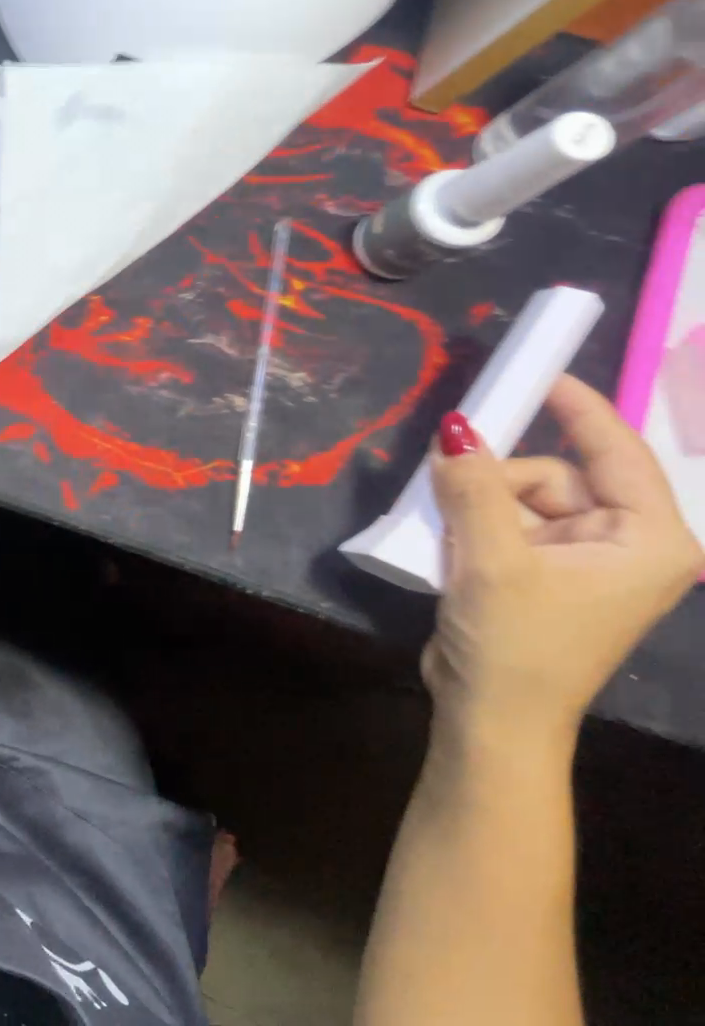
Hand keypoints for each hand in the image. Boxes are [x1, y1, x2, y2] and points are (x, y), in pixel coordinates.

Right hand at [425, 376, 702, 740]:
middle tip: (444, 496)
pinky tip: (446, 545)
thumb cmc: (516, 641)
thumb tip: (456, 427)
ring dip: (474, 508)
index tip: (542, 375)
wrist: (493, 713)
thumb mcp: (492, 562)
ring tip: (441, 534)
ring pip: (518, 503)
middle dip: (495, 483)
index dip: (580, 410)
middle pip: (553, 479)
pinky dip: (471, 528)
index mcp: (647, 539)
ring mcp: (579, 562)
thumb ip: (474, 490)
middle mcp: (622, 544)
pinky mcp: (539, 577)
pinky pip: (503, 528)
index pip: (616, 454)